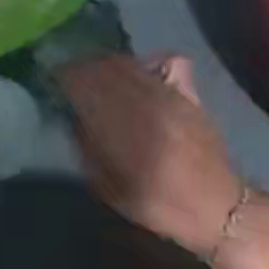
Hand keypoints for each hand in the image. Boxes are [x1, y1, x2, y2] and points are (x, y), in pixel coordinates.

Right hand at [58, 54, 268, 257]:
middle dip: (82, 69)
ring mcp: (169, 95)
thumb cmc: (157, 204)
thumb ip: (88, 150)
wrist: (216, 207)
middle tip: (70, 78)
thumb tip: (72, 118)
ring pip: (129, 63)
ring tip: (96, 74)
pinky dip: (146, 62)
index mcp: (120, 128)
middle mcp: (143, 103)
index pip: (83, 85)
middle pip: (103, 68)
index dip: (65, 78)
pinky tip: (138, 73)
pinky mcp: (189, 94)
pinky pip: (167, 62)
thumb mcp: (109, 187)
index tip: (53, 82)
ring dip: (106, 64)